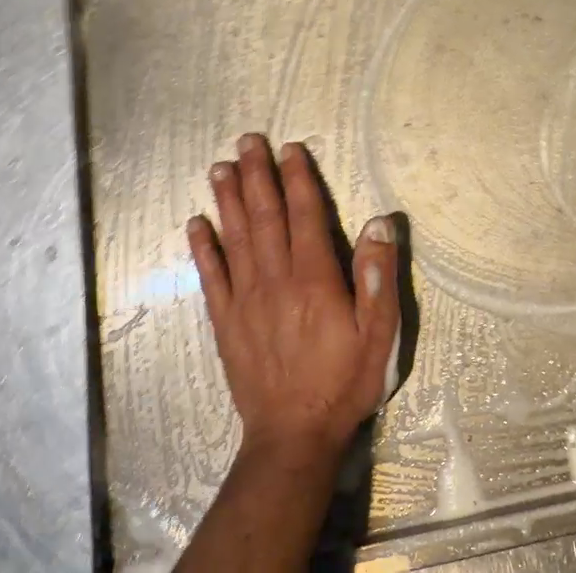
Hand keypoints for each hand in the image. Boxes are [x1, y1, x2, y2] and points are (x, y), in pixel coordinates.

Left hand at [187, 134, 400, 466]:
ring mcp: (245, 301)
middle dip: (256, 176)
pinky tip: (196, 223)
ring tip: (220, 167)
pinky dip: (202, 248)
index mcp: (315, 279)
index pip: (304, 216)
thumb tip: (378, 223)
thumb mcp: (379, 332)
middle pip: (264, 217)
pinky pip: (211, 277)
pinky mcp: (226, 323)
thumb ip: (377, 276)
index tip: (289, 148)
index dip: (297, 179)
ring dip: (228, 200)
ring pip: (235, 238)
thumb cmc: (344, 380)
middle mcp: (275, 281)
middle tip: (247, 141)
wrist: (294, 435)